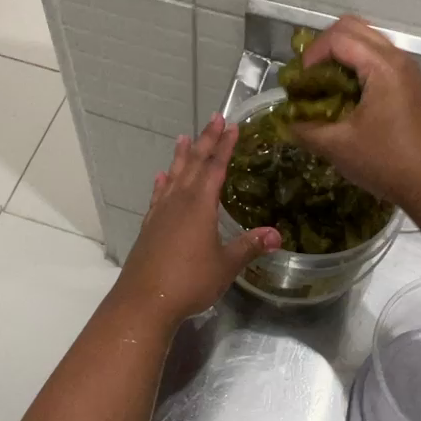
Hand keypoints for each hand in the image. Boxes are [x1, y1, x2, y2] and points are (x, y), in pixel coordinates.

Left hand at [114, 113, 281, 323]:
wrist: (144, 301)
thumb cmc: (189, 281)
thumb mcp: (226, 265)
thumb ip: (249, 246)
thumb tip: (276, 234)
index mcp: (199, 205)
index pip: (215, 167)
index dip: (225, 146)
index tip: (232, 125)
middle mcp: (178, 202)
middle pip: (193, 164)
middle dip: (205, 141)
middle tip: (214, 118)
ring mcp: (160, 213)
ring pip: (173, 176)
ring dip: (180, 156)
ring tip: (183, 138)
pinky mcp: (149, 228)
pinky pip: (158, 196)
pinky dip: (162, 184)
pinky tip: (161, 178)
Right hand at [289, 16, 420, 210]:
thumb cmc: (386, 163)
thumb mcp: (337, 147)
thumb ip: (304, 128)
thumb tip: (285, 119)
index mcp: (382, 67)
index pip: (338, 38)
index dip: (311, 55)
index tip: (300, 84)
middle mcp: (397, 58)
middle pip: (352, 28)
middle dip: (323, 47)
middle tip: (309, 78)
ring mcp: (407, 69)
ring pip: (366, 40)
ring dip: (340, 55)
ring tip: (324, 86)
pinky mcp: (409, 82)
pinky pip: (377, 56)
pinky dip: (356, 64)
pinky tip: (345, 95)